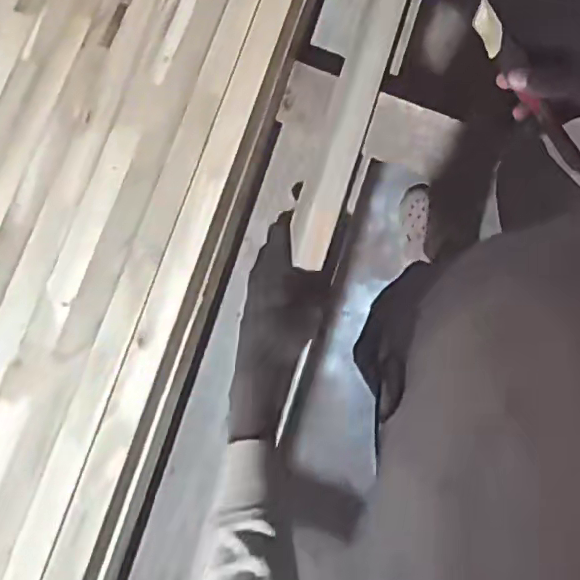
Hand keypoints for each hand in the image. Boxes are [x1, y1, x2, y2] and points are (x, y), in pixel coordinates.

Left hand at [230, 210, 327, 440]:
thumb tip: (329, 270)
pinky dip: (279, 283)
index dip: (287, 219)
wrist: (258, 371)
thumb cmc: (287, 336)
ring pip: (269, 268)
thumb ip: (321, 286)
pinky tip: (291, 297)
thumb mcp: (314, 309)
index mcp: (274, 267)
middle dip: (287, 243)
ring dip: (284, 267)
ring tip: (304, 275)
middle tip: (304, 242)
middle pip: (273, 249)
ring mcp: (252, 291)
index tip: (296, 208)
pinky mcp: (250, 307)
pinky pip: (266, 285)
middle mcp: (259, 273)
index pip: (279, 232)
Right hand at [494, 38, 579, 156]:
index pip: (544, 38)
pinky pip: (569, 99)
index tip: (495, 61)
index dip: (519, 49)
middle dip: (524, 75)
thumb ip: (546, 80)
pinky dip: (554, 110)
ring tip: (515, 113)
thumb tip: (508, 76)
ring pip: (557, 82)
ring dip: (536, 96)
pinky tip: (537, 124)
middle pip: (548, 60)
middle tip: (499, 89)